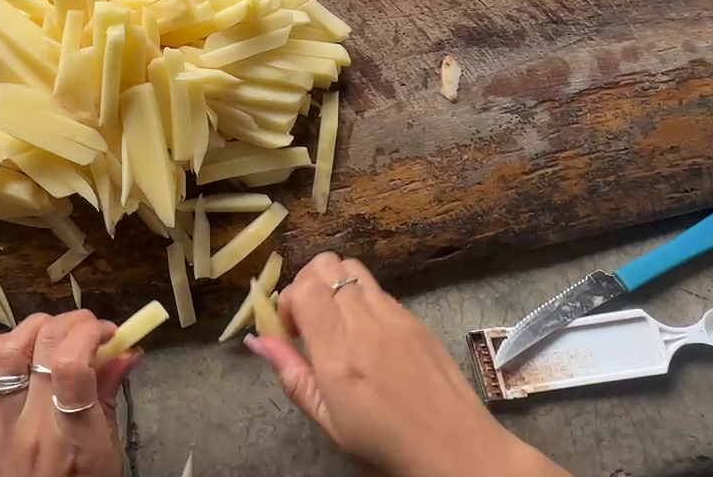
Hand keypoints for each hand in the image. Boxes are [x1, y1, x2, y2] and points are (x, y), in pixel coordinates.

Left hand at [0, 310, 142, 476]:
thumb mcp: (108, 452)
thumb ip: (111, 395)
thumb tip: (127, 350)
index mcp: (70, 437)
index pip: (71, 365)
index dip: (91, 333)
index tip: (109, 333)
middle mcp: (31, 424)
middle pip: (45, 346)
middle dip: (74, 322)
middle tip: (91, 329)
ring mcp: (1, 420)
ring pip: (9, 348)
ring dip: (39, 327)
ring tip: (58, 332)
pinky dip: (2, 346)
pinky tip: (24, 346)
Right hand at [246, 253, 566, 476]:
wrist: (456, 449)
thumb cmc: (384, 442)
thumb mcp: (329, 420)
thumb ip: (292, 374)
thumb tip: (256, 340)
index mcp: (338, 351)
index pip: (304, 288)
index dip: (288, 301)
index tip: (291, 331)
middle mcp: (364, 322)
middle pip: (324, 264)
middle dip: (306, 283)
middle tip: (309, 319)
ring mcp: (392, 314)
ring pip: (350, 266)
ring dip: (333, 282)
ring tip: (335, 318)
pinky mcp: (412, 315)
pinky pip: (376, 287)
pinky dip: (360, 297)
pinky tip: (366, 331)